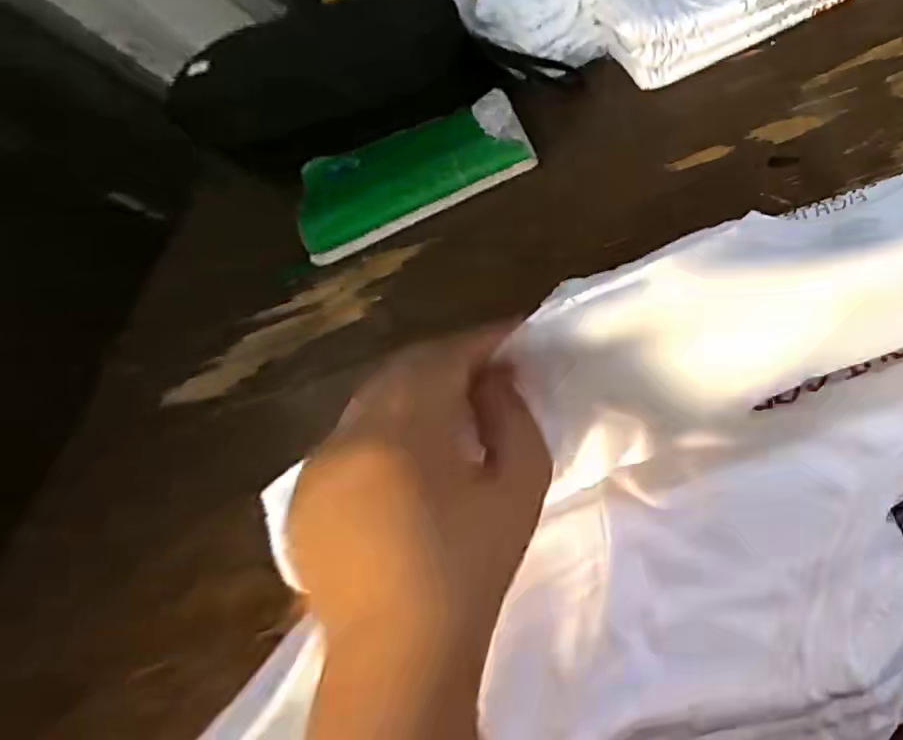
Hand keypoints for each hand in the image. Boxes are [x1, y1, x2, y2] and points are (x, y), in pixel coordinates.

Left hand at [290, 326, 549, 660]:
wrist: (403, 646)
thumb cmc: (476, 557)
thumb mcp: (522, 477)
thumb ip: (511, 414)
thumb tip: (496, 378)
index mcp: (399, 435)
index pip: (442, 359)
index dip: (484, 339)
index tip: (521, 333)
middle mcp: (344, 442)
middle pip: (399, 370)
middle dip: (452, 356)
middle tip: (498, 360)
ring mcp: (314, 471)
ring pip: (370, 399)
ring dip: (420, 385)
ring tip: (466, 395)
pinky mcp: (303, 499)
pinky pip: (352, 433)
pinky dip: (392, 417)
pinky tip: (425, 440)